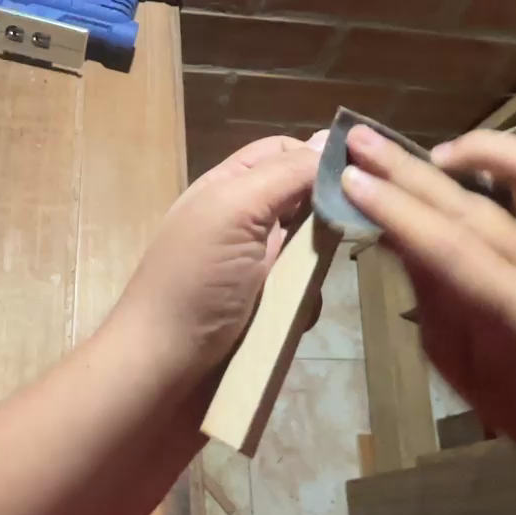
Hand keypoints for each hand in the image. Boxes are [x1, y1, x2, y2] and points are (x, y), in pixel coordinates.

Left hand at [109, 136, 320, 383]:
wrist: (159, 375)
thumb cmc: (194, 282)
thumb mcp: (236, 210)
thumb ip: (284, 174)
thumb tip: (329, 139)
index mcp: (229, 186)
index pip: (283, 152)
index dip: (316, 157)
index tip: (356, 177)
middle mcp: (241, 219)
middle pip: (302, 200)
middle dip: (322, 219)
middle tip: (337, 237)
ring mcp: (251, 268)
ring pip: (308, 250)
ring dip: (314, 268)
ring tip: (304, 286)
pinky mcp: (260, 310)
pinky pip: (300, 294)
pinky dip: (303, 304)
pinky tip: (294, 318)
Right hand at [340, 128, 515, 469]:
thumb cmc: (510, 399)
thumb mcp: (450, 354)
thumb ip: (426, 284)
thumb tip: (384, 223)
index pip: (450, 249)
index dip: (396, 210)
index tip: (350, 180)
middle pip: (473, 206)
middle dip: (407, 171)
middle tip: (360, 141)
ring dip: (474, 149)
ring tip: (425, 149)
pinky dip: (505, 155)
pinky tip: (461, 158)